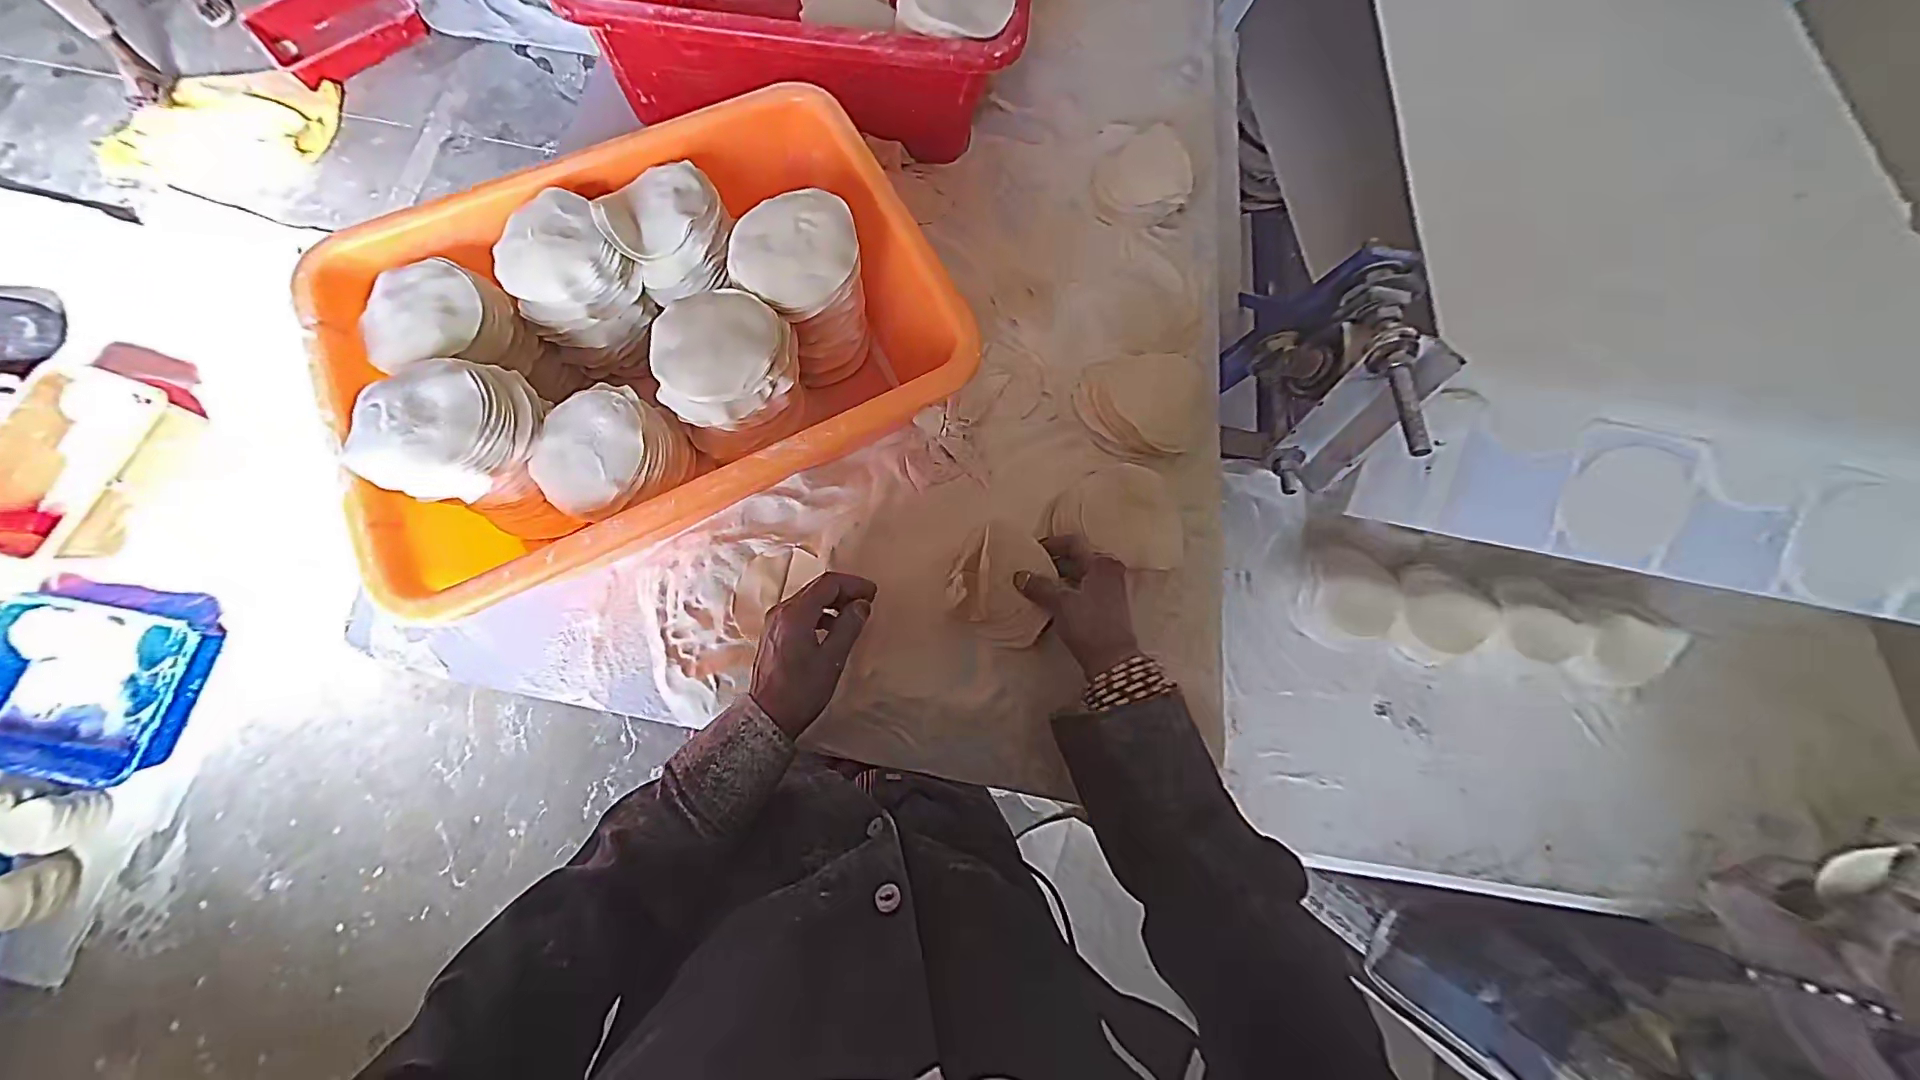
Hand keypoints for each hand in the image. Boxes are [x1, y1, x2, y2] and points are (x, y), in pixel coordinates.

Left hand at [749, 571, 876, 737]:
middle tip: (866, 601)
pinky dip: (819, 613)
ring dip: (832, 602)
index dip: (853, 584)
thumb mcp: (832, 659)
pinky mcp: (774, 633)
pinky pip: (800, 612)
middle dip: (844, 591)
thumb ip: (848, 627)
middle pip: (817, 588)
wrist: (768, 716)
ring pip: (808, 599)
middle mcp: (781, 612)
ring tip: (853, 614)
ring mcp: (775, 622)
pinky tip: (832, 628)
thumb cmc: (800, 691)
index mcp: (795, 615)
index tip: (871, 593)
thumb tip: (861, 605)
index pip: (828, 584)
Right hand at [1016, 535, 1140, 678]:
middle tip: (1032, 567)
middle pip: (1077, 557)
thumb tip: (1020, 576)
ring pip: (1080, 574)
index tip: (1033, 551)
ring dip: (1059, 577)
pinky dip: (1068, 589)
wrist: (1112, 660)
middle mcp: (1109, 571)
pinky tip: (1052, 600)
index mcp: (1101, 564)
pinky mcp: (1108, 605)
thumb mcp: (1060, 603)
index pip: (1073, 543)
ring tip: (1038, 585)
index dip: (1051, 544)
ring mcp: (1111, 588)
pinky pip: (1084, 588)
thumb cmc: (1089, 625)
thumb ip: (1039, 587)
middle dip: (1053, 562)